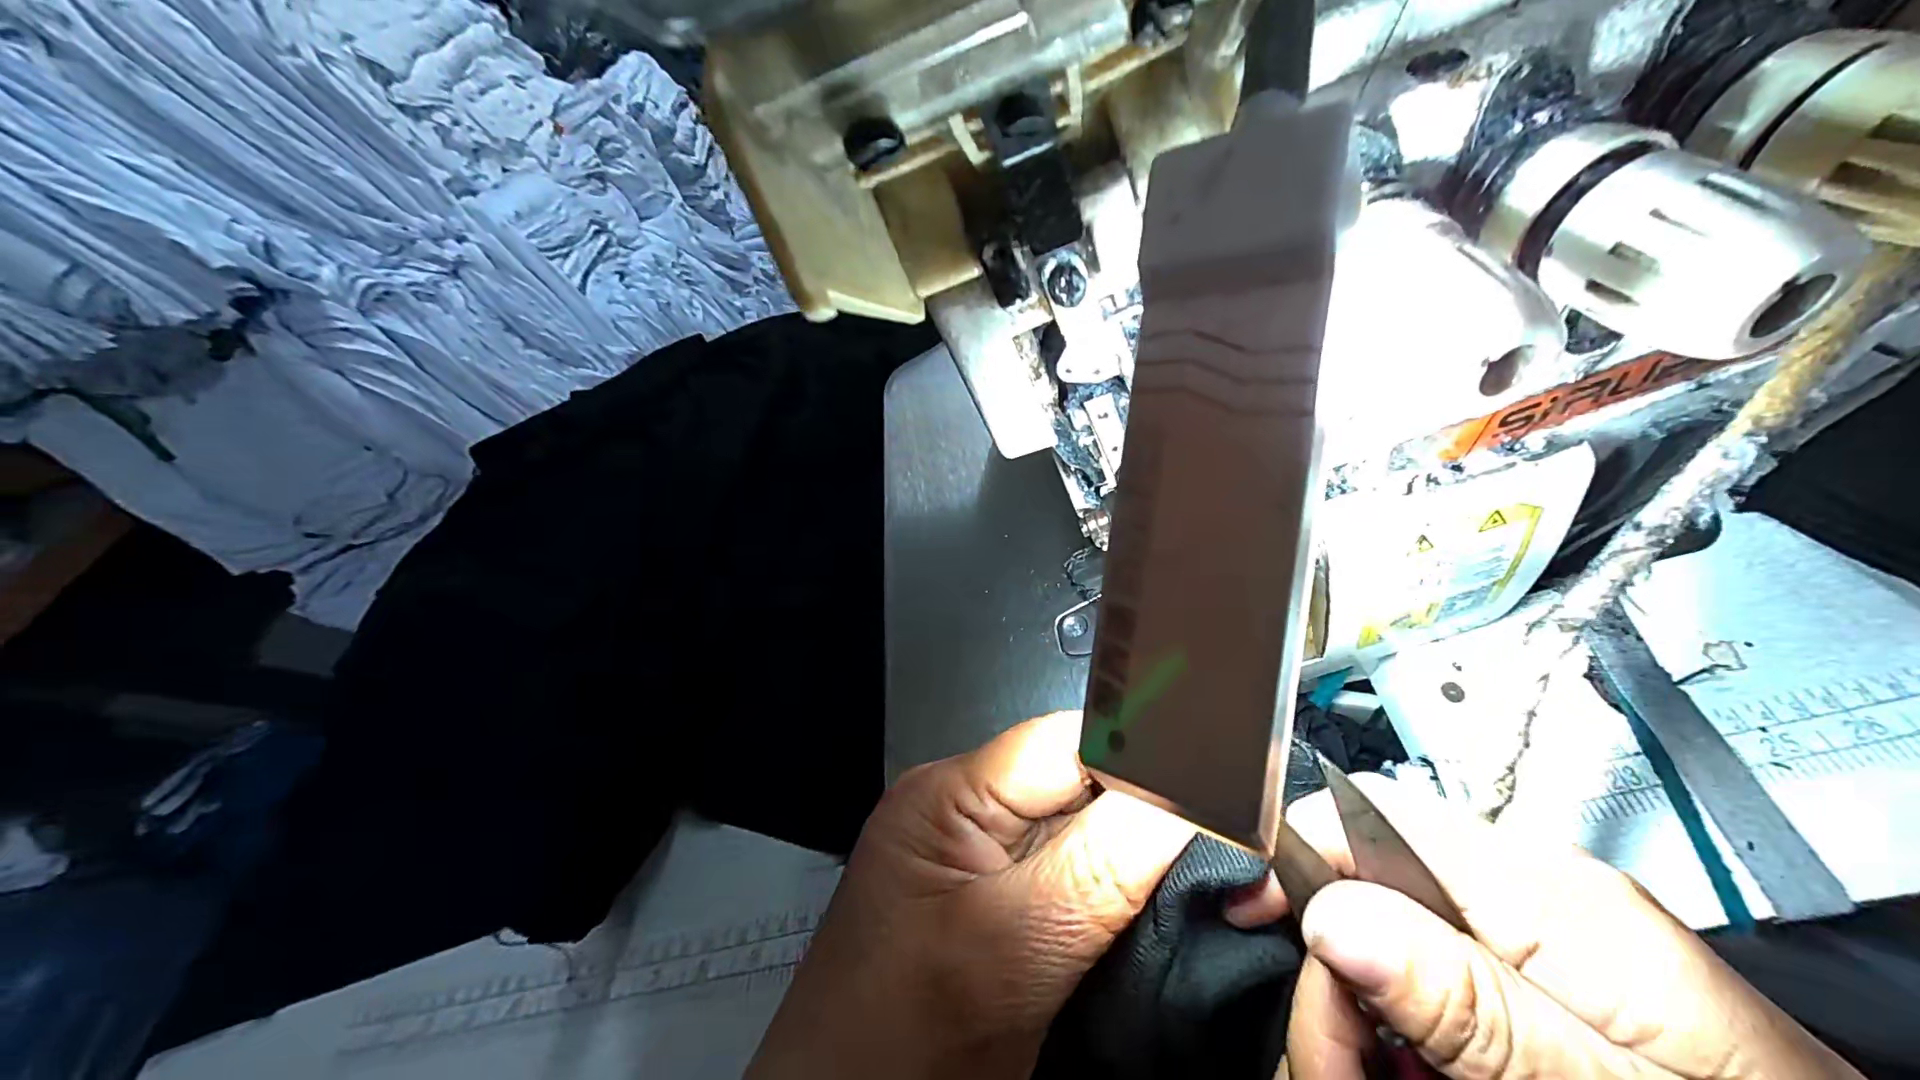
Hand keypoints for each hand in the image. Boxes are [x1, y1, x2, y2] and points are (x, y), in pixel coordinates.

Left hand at [747, 712, 1196, 1079]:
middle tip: (1229, 847)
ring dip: (1142, 851)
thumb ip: (1097, 867)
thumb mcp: (1008, 948)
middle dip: (1153, 809)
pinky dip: (1120, 885)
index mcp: (947, 794)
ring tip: (1209, 879)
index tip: (1218, 792)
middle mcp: (965, 810)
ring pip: (1084, 825)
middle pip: (1080, 779)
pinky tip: (1156, 907)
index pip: (1065, 741)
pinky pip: (1074, 869)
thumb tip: (1185, 799)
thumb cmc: (900, 1037)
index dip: (1143, 758)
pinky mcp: (998, 899)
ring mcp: (981, 856)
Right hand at [1227, 774, 1860, 1079]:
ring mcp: (1531, 933)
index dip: (1291, 853)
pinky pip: (1419, 967)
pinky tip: (1417, 1074)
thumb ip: (1471, 1000)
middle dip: (1329, 970)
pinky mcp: (1530, 970)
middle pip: (1360, 880)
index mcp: (1551, 899)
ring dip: (1353, 1009)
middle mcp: (1532, 895)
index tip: (1252, 918)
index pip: (1367, 812)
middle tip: (1346, 1067)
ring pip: (1376, 931)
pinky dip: (1394, 1023)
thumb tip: (1331, 913)